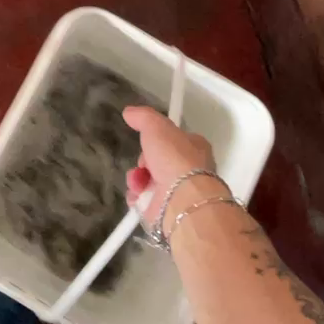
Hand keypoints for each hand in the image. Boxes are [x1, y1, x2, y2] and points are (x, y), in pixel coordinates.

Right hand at [123, 105, 222, 231]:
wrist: (181, 200)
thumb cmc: (174, 157)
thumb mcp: (156, 126)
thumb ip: (143, 116)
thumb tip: (129, 112)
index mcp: (194, 148)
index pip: (173, 140)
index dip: (157, 140)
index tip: (146, 141)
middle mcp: (190, 170)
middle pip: (157, 161)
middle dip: (143, 162)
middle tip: (142, 164)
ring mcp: (178, 192)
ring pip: (148, 181)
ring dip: (137, 179)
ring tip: (138, 182)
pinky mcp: (167, 211)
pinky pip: (145, 200)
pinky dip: (137, 197)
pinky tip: (137, 195)